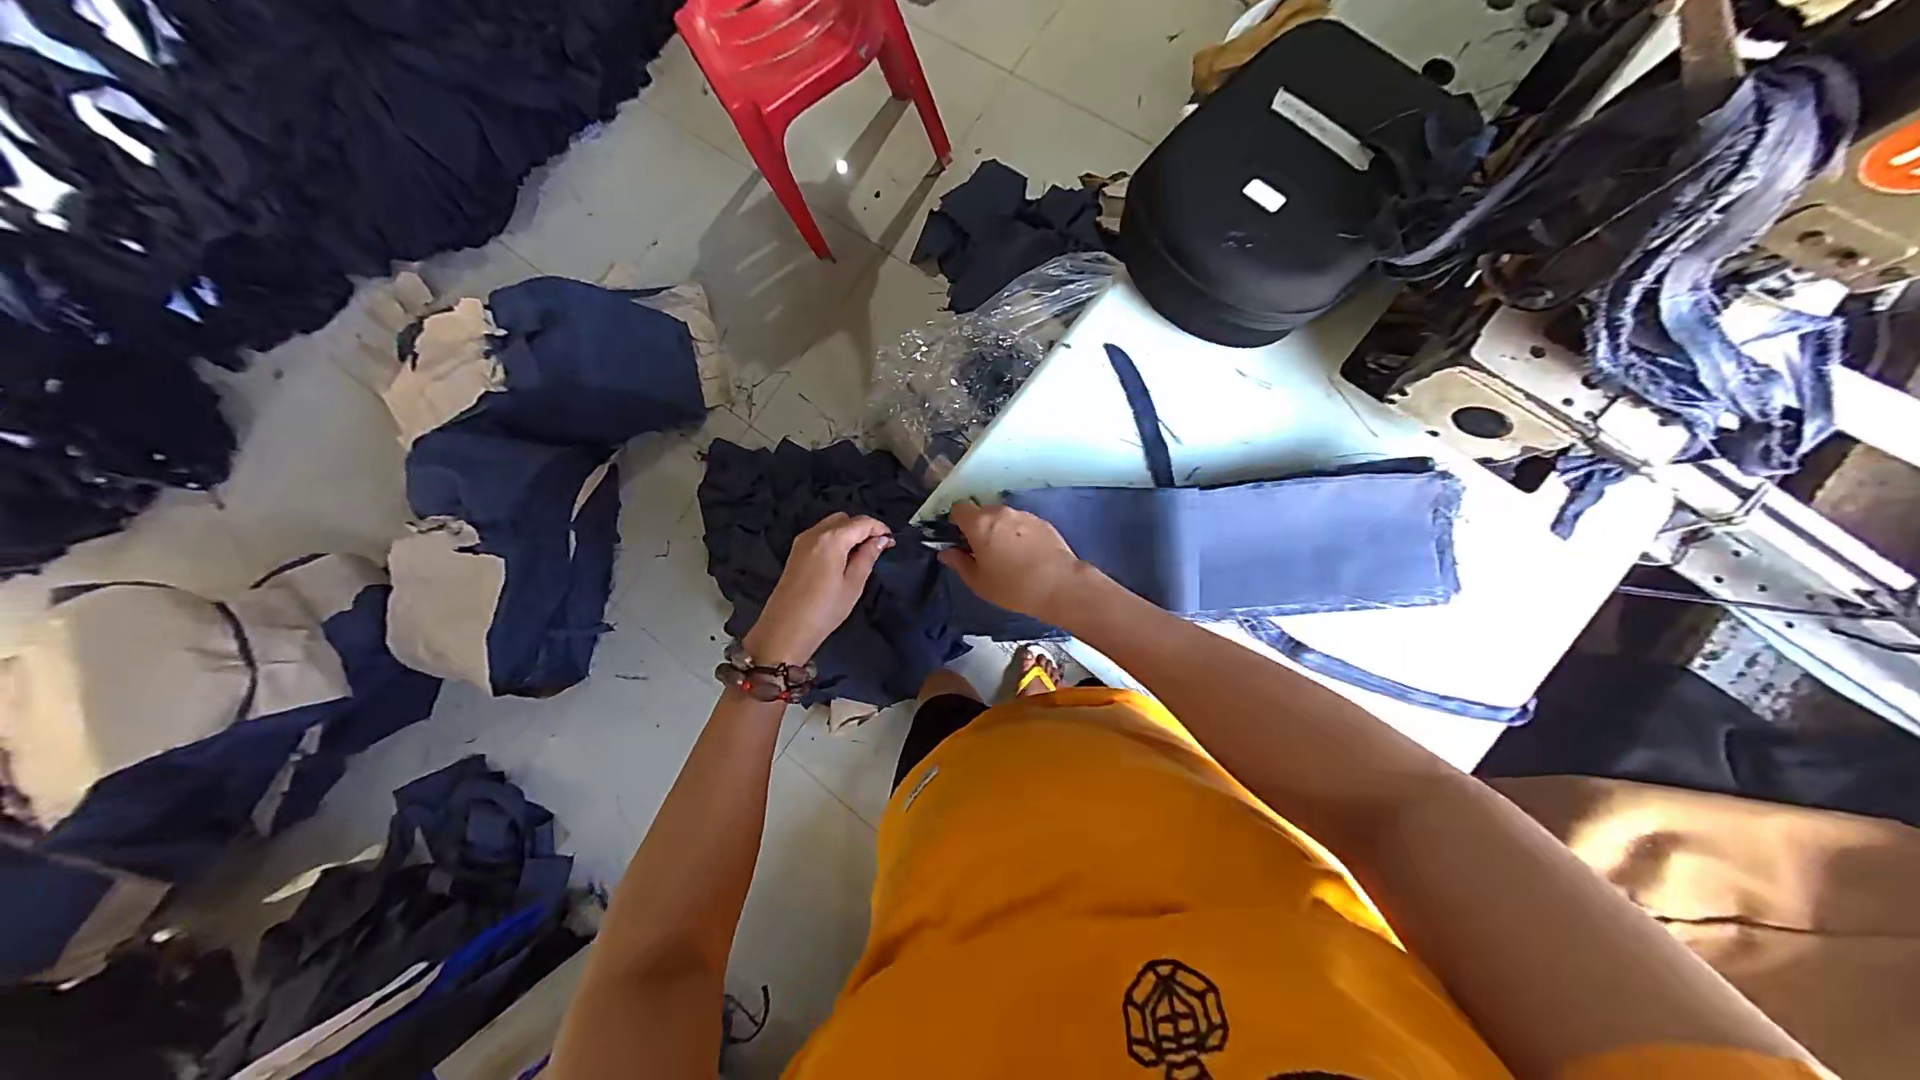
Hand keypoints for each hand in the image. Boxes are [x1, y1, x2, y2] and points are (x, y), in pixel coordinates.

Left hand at [743, 512, 892, 665]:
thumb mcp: (853, 584)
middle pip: (845, 519)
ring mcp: (802, 541)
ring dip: (848, 533)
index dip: (880, 529)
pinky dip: (835, 539)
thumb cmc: (824, 609)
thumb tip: (880, 540)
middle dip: (863, 529)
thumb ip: (868, 557)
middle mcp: (815, 533)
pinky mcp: (795, 552)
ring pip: (831, 525)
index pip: (862, 522)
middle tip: (876, 549)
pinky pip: (820, 535)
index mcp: (832, 538)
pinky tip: (842, 560)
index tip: (891, 542)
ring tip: (861, 556)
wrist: (785, 629)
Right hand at [937, 501, 1092, 623]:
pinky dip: (1019, 534)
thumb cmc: (1012, 586)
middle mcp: (1002, 512)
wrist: (1059, 585)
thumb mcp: (978, 582)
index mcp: (980, 524)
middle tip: (983, 551)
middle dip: (979, 527)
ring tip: (1008, 555)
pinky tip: (1027, 555)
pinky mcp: (1043, 522)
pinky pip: (1022, 523)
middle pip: (982, 512)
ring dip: (1000, 530)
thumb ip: (959, 563)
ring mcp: (1025, 515)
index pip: (959, 508)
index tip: (959, 539)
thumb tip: (946, 552)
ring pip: (1004, 517)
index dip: (956, 521)